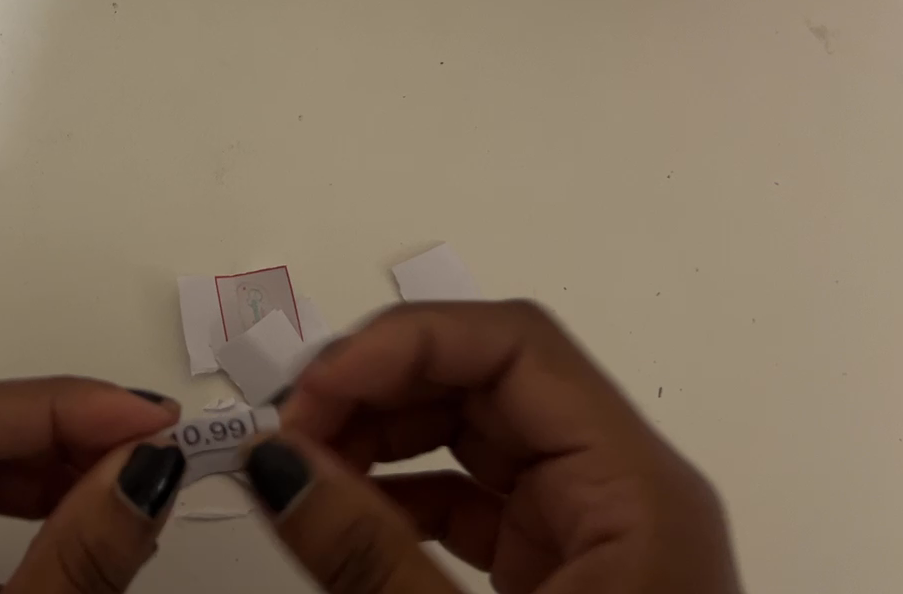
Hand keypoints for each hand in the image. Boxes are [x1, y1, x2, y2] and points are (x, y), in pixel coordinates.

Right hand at [248, 301, 741, 593]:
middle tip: (291, 429)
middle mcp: (616, 484)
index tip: (313, 393)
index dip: (402, 344)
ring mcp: (585, 521)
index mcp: (634, 491)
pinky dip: (392, 480)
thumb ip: (368, 558)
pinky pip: (459, 482)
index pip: (512, 345)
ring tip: (305, 466)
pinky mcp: (552, 559)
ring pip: (464, 418)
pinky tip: (345, 510)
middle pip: (480, 372)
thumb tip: (268, 456)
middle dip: (374, 382)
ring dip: (374, 426)